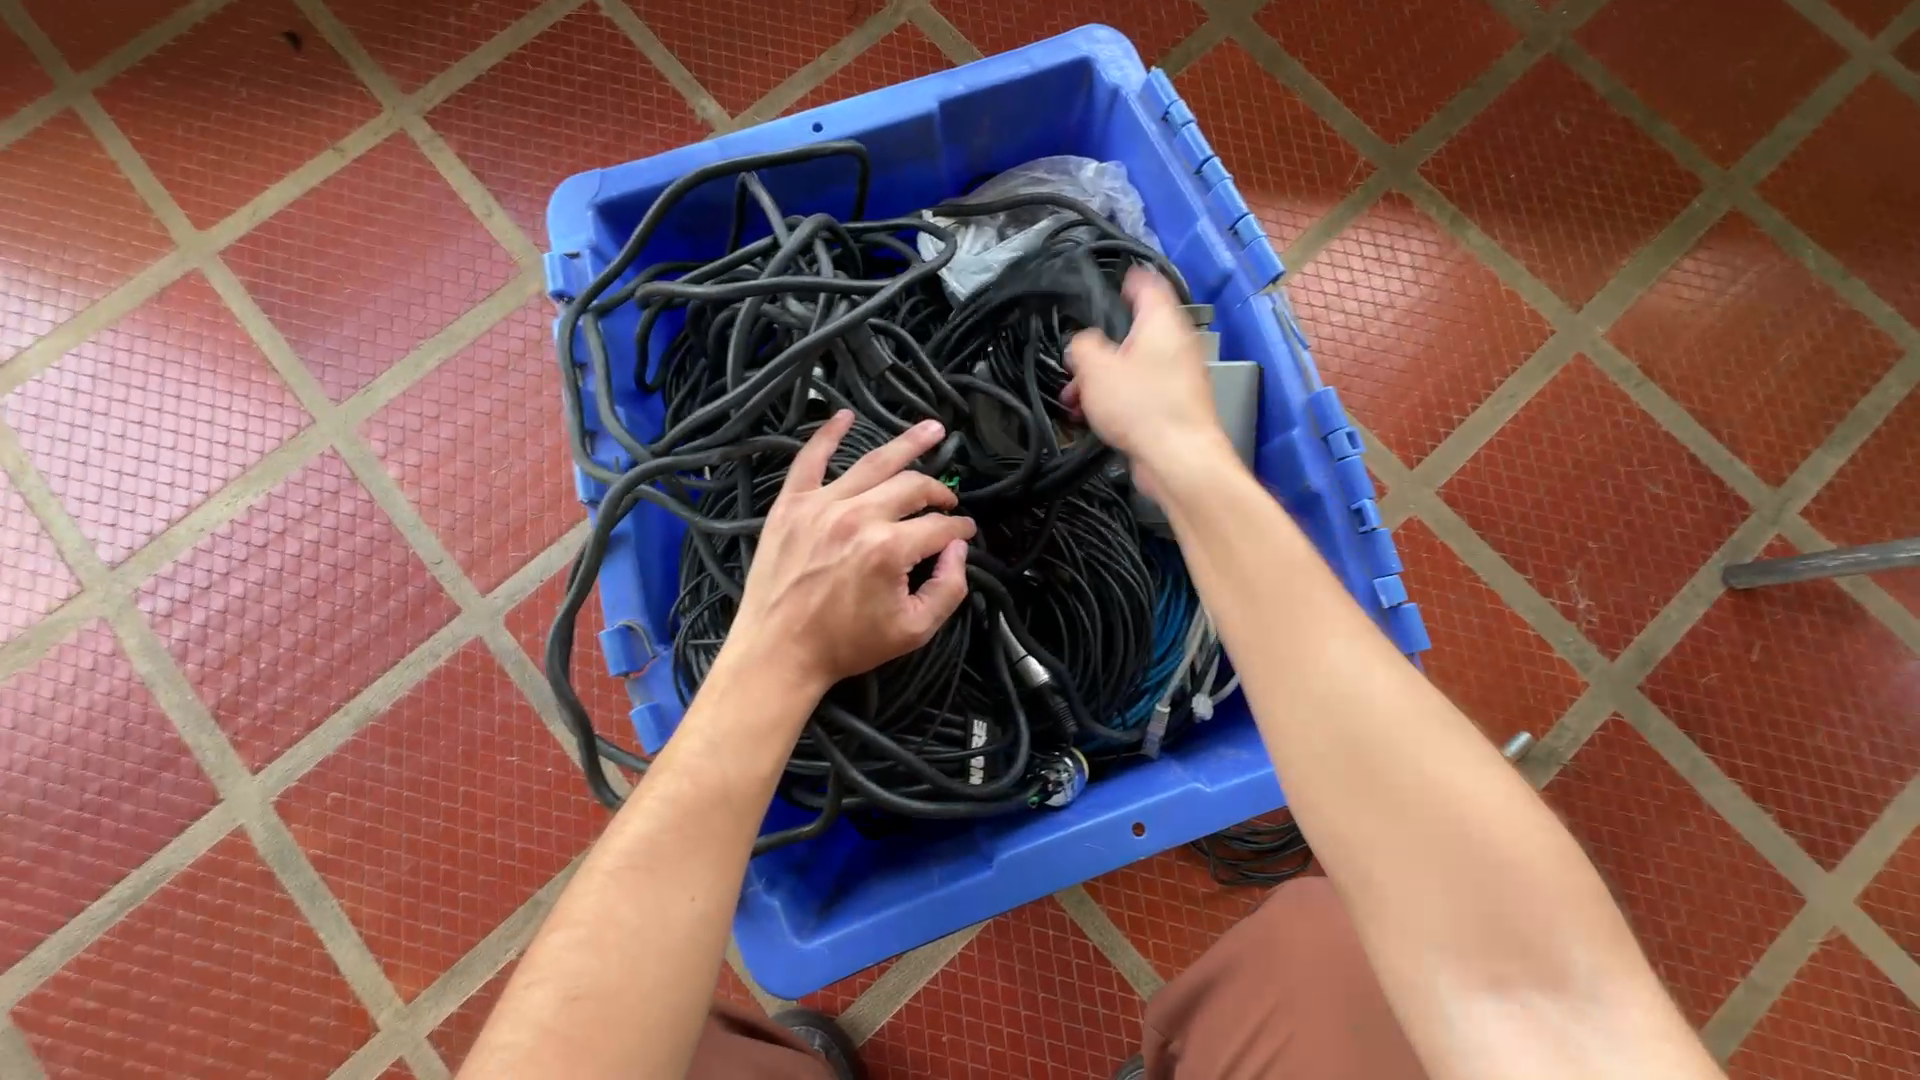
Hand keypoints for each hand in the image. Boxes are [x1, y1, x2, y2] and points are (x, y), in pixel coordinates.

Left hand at [725, 411, 976, 694]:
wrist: (778, 652)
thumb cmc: (847, 644)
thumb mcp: (914, 630)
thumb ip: (949, 587)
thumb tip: (958, 548)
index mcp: (890, 548)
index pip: (939, 526)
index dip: (959, 528)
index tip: (965, 532)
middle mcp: (858, 516)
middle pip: (912, 487)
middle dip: (939, 491)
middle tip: (948, 498)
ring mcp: (821, 506)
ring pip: (873, 463)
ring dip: (907, 444)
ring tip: (931, 429)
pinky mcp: (790, 505)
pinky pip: (810, 460)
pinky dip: (827, 435)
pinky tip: (844, 416)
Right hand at [1065, 267, 1233, 498]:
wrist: (1176, 458)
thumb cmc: (1145, 410)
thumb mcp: (1096, 368)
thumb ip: (1082, 347)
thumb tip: (1081, 345)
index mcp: (1161, 323)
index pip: (1148, 285)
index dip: (1128, 280)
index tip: (1118, 281)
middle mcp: (1175, 346)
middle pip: (1132, 335)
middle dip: (1098, 350)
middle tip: (1077, 362)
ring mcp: (1176, 378)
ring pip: (1131, 368)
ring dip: (1101, 380)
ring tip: (1075, 399)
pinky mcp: (1172, 407)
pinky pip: (1138, 395)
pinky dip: (1115, 400)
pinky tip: (1093, 417)